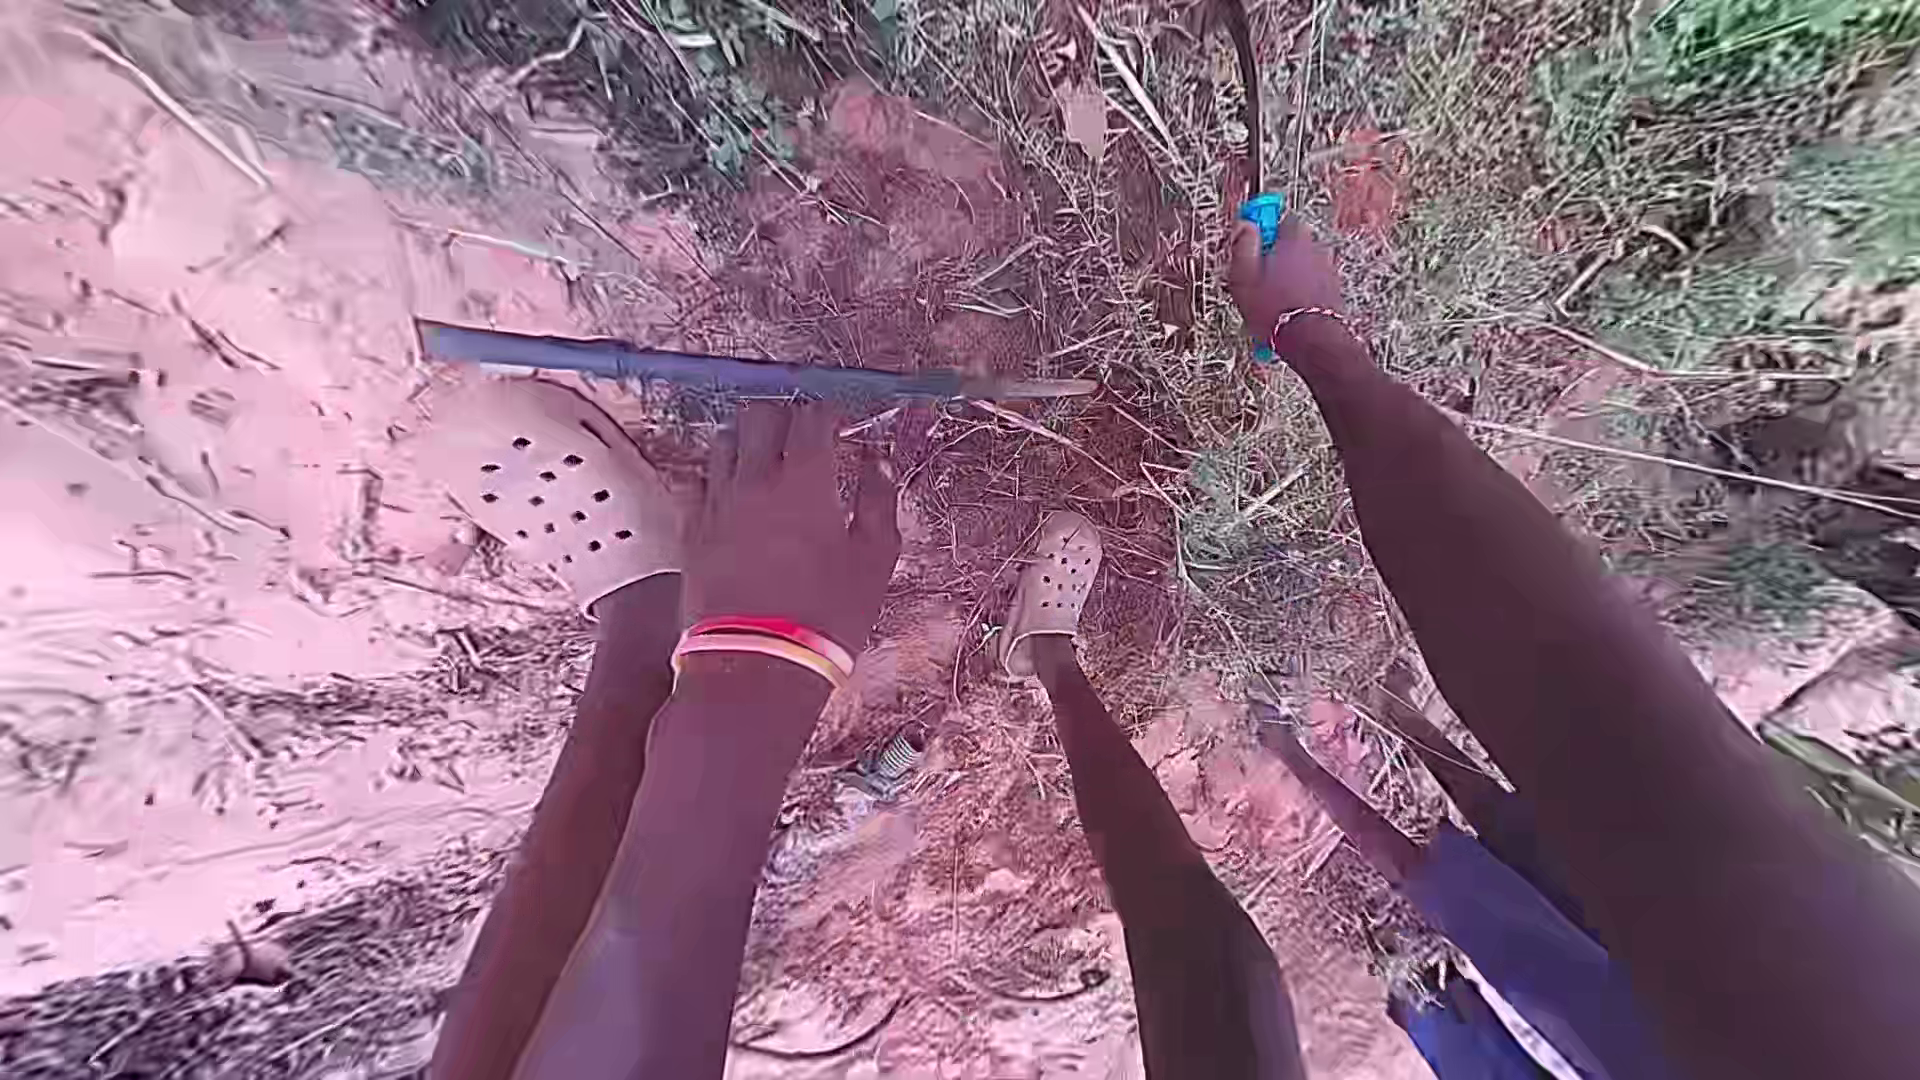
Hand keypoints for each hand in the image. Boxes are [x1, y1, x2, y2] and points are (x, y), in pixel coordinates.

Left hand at [684, 403, 900, 654]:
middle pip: (761, 415)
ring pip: (725, 441)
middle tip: (806, 442)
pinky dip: (724, 476)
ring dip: (752, 442)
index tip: (841, 429)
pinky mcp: (692, 530)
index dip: (830, 416)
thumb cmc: (828, 613)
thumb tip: (878, 461)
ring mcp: (716, 502)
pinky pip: (702, 481)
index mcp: (804, 480)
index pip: (811, 418)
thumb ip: (879, 499)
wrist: (758, 664)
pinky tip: (740, 498)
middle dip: (787, 418)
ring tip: (770, 466)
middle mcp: (754, 479)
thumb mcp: (875, 558)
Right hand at [1225, 216, 1347, 355]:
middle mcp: (1314, 247)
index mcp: (1291, 239)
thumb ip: (1243, 246)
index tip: (1249, 240)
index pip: (1277, 218)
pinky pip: (1309, 283)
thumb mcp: (1243, 276)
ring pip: (1300, 264)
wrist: (1307, 336)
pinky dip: (1297, 291)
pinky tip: (1283, 308)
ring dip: (1285, 275)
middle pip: (1290, 242)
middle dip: (1273, 255)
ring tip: (1268, 298)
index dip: (1261, 229)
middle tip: (1254, 276)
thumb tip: (1244, 225)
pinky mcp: (1331, 288)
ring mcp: (1325, 268)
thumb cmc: (1274, 308)